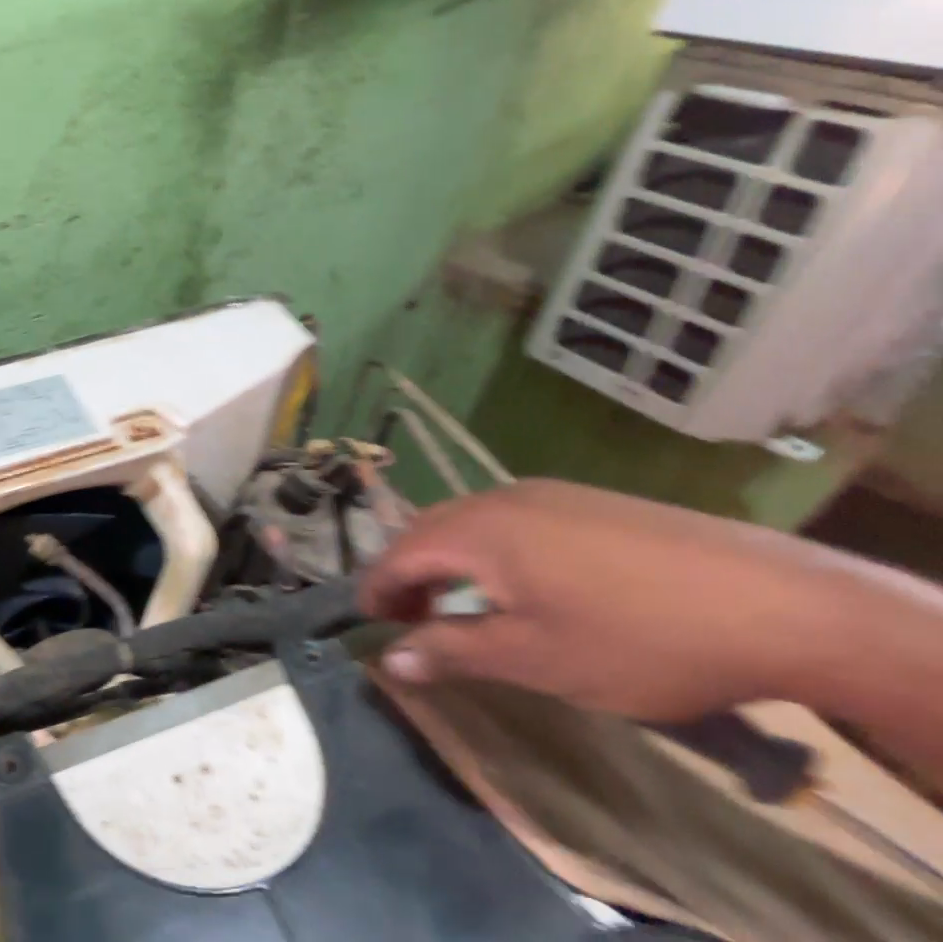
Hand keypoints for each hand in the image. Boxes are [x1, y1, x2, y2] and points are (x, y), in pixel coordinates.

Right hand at [360, 479, 829, 720]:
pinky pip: (513, 522)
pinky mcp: (593, 503)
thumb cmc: (638, 638)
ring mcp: (553, 494)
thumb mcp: (535, 658)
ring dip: (450, 563)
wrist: (784, 606)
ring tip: (461, 610)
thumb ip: (453, 651)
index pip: (399, 553)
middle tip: (408, 622)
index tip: (368, 627)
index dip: (375, 590)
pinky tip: (521, 588)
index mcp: (479, 530)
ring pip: (472, 523)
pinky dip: (491, 553)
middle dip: (408, 574)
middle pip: (430, 530)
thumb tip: (390, 658)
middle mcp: (505, 498)